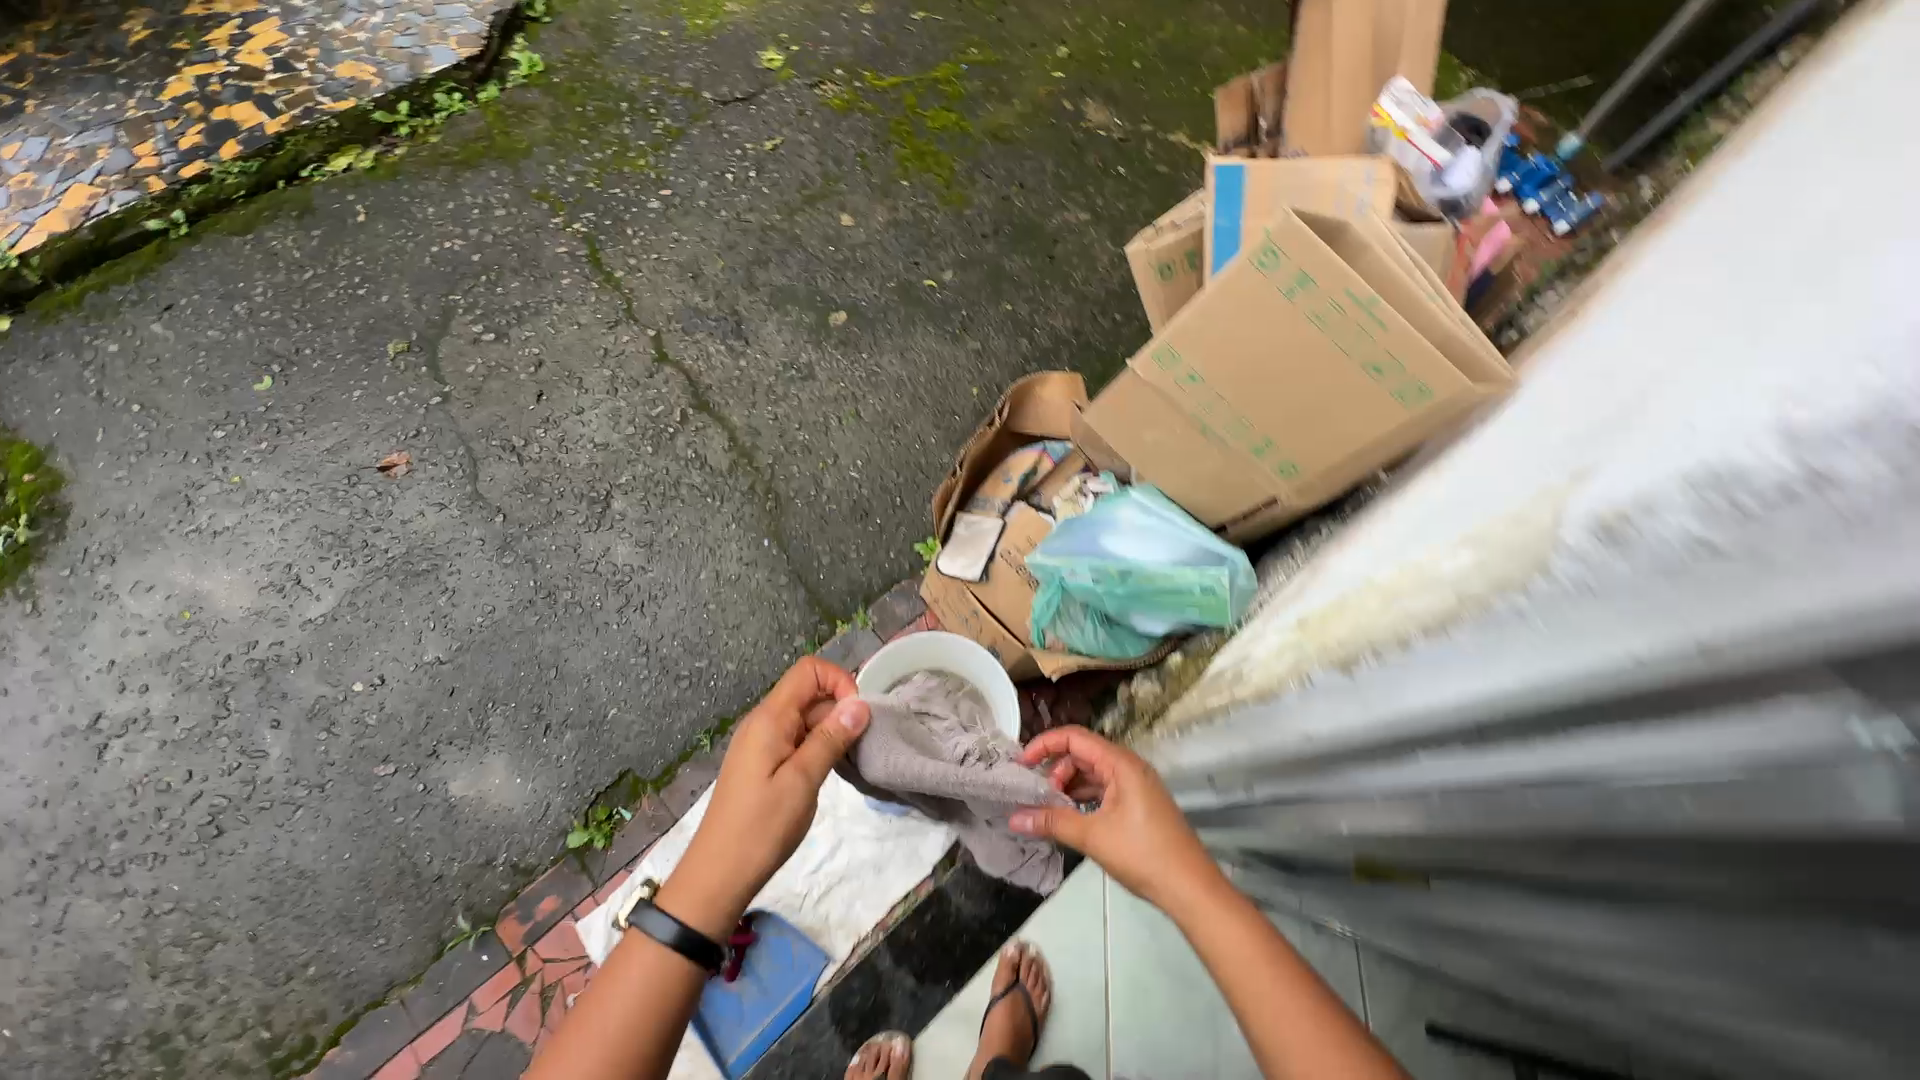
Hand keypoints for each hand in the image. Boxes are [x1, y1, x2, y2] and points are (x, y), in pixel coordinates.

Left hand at [655, 657, 870, 937]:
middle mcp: (763, 722)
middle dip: (840, 709)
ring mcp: (762, 744)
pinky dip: (817, 747)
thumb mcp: (802, 782)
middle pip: (809, 693)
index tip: (857, 715)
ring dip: (831, 731)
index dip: (839, 681)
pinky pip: (796, 739)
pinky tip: (828, 773)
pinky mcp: (763, 764)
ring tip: (846, 762)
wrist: (718, 874)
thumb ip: (830, 739)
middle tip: (859, 745)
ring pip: (805, 718)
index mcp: (769, 719)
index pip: (808, 670)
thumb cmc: (761, 828)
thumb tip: (860, 704)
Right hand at [1008, 725, 1221, 911]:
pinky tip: (1072, 817)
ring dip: (1069, 786)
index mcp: (1120, 764)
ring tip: (1051, 809)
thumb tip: (1013, 819)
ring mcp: (1136, 785)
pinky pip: (1104, 789)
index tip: (1022, 765)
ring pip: (1092, 773)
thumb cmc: (1143, 854)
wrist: (1190, 888)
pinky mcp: (1139, 803)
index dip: (1044, 745)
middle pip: (1082, 753)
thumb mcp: (1093, 836)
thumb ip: (1052, 822)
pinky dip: (1084, 797)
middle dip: (1055, 769)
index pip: (1074, 737)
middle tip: (1037, 796)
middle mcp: (1129, 767)